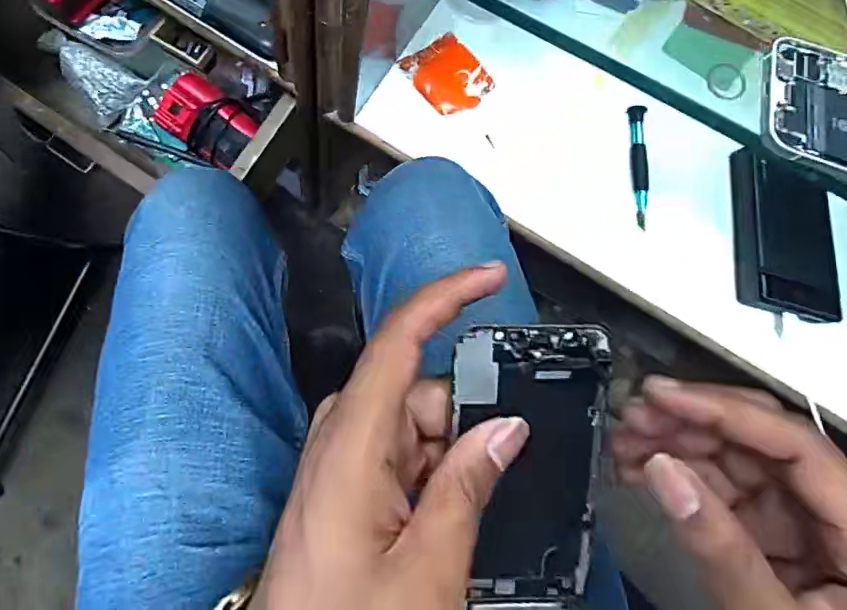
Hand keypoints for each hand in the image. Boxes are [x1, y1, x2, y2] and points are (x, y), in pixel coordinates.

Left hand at [255, 264, 530, 609]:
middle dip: (463, 419)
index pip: (400, 337)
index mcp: (353, 438)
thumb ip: (468, 487)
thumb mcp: (425, 571)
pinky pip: (401, 450)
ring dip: (448, 457)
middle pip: (420, 388)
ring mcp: (341, 453)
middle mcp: (342, 431)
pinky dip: (432, 472)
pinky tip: (440, 520)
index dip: (446, 295)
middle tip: (491, 476)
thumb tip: (505, 429)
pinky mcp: (344, 476)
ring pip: (416, 423)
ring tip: (451, 525)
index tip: (489, 275)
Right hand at [612, 379, 846, 609]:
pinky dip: (689, 479)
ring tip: (626, 439)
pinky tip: (645, 469)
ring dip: (683, 446)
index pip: (803, 450)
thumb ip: (723, 553)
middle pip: (773, 449)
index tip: (662, 397)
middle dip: (697, 424)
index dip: (728, 413)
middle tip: (633, 415)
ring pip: (748, 466)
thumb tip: (659, 465)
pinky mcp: (792, 554)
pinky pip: (737, 498)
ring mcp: (824, 542)